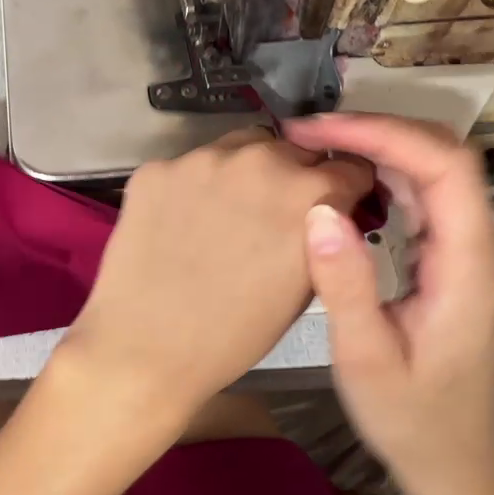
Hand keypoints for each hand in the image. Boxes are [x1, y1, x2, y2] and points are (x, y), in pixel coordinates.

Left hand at [54, 128, 372, 424]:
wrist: (145, 346)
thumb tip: (328, 215)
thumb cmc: (235, 335)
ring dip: (244, 171)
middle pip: (293, 149)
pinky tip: (180, 223)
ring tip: (225, 214)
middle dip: (294, 175)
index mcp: (309, 195)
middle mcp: (260, 162)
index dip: (342, 188)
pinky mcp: (156, 168)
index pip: (347, 166)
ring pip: (239, 148)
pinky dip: (192, 187)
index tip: (331, 203)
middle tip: (273, 213)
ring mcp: (202, 159)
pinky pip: (187, 167)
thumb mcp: (305, 287)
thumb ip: (324, 238)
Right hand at [285, 114, 493, 494]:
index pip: (444, 166)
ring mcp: (475, 248)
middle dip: (376, 129)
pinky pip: (426, 193)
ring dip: (378, 146)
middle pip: (444, 154)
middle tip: (306, 133)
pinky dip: (385, 172)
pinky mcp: (458, 256)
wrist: (455, 457)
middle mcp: (485, 245)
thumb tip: (318, 210)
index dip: (383, 133)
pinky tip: (344, 177)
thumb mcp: (366, 358)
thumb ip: (345, 285)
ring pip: (436, 168)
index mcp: (471, 266)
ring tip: (315, 146)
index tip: (317, 131)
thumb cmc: (411, 417)